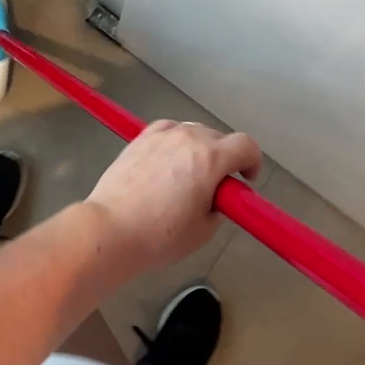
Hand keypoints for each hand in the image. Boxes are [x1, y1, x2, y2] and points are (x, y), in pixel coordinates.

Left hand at [85, 120, 262, 275]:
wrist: (112, 228)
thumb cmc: (161, 234)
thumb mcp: (203, 230)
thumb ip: (218, 206)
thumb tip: (215, 196)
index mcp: (211, 158)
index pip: (246, 145)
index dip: (252, 162)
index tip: (246, 180)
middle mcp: (189, 137)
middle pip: (219, 137)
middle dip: (225, 159)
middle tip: (216, 187)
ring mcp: (162, 134)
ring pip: (193, 131)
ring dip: (200, 148)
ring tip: (189, 175)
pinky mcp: (141, 138)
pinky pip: (168, 130)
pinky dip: (176, 140)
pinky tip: (168, 159)